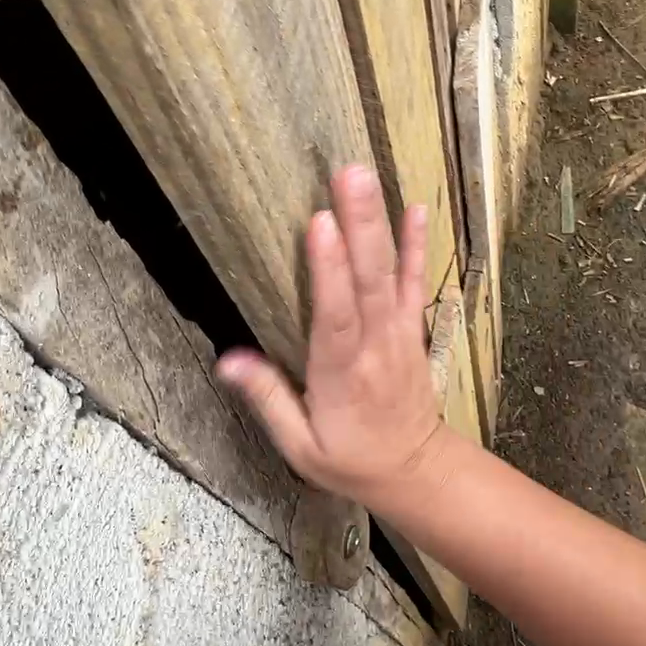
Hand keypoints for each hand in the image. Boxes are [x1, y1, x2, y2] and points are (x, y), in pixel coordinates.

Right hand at [215, 165, 453, 510]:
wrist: (415, 471)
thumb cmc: (350, 459)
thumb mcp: (300, 447)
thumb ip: (268, 399)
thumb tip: (229, 360)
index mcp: (341, 374)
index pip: (334, 314)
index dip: (327, 268)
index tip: (319, 223)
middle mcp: (374, 345)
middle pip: (366, 278)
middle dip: (358, 223)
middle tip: (348, 174)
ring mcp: (398, 332)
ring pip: (389, 271)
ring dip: (380, 221)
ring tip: (369, 177)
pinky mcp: (411, 328)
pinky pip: (414, 281)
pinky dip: (416, 245)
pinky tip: (415, 208)